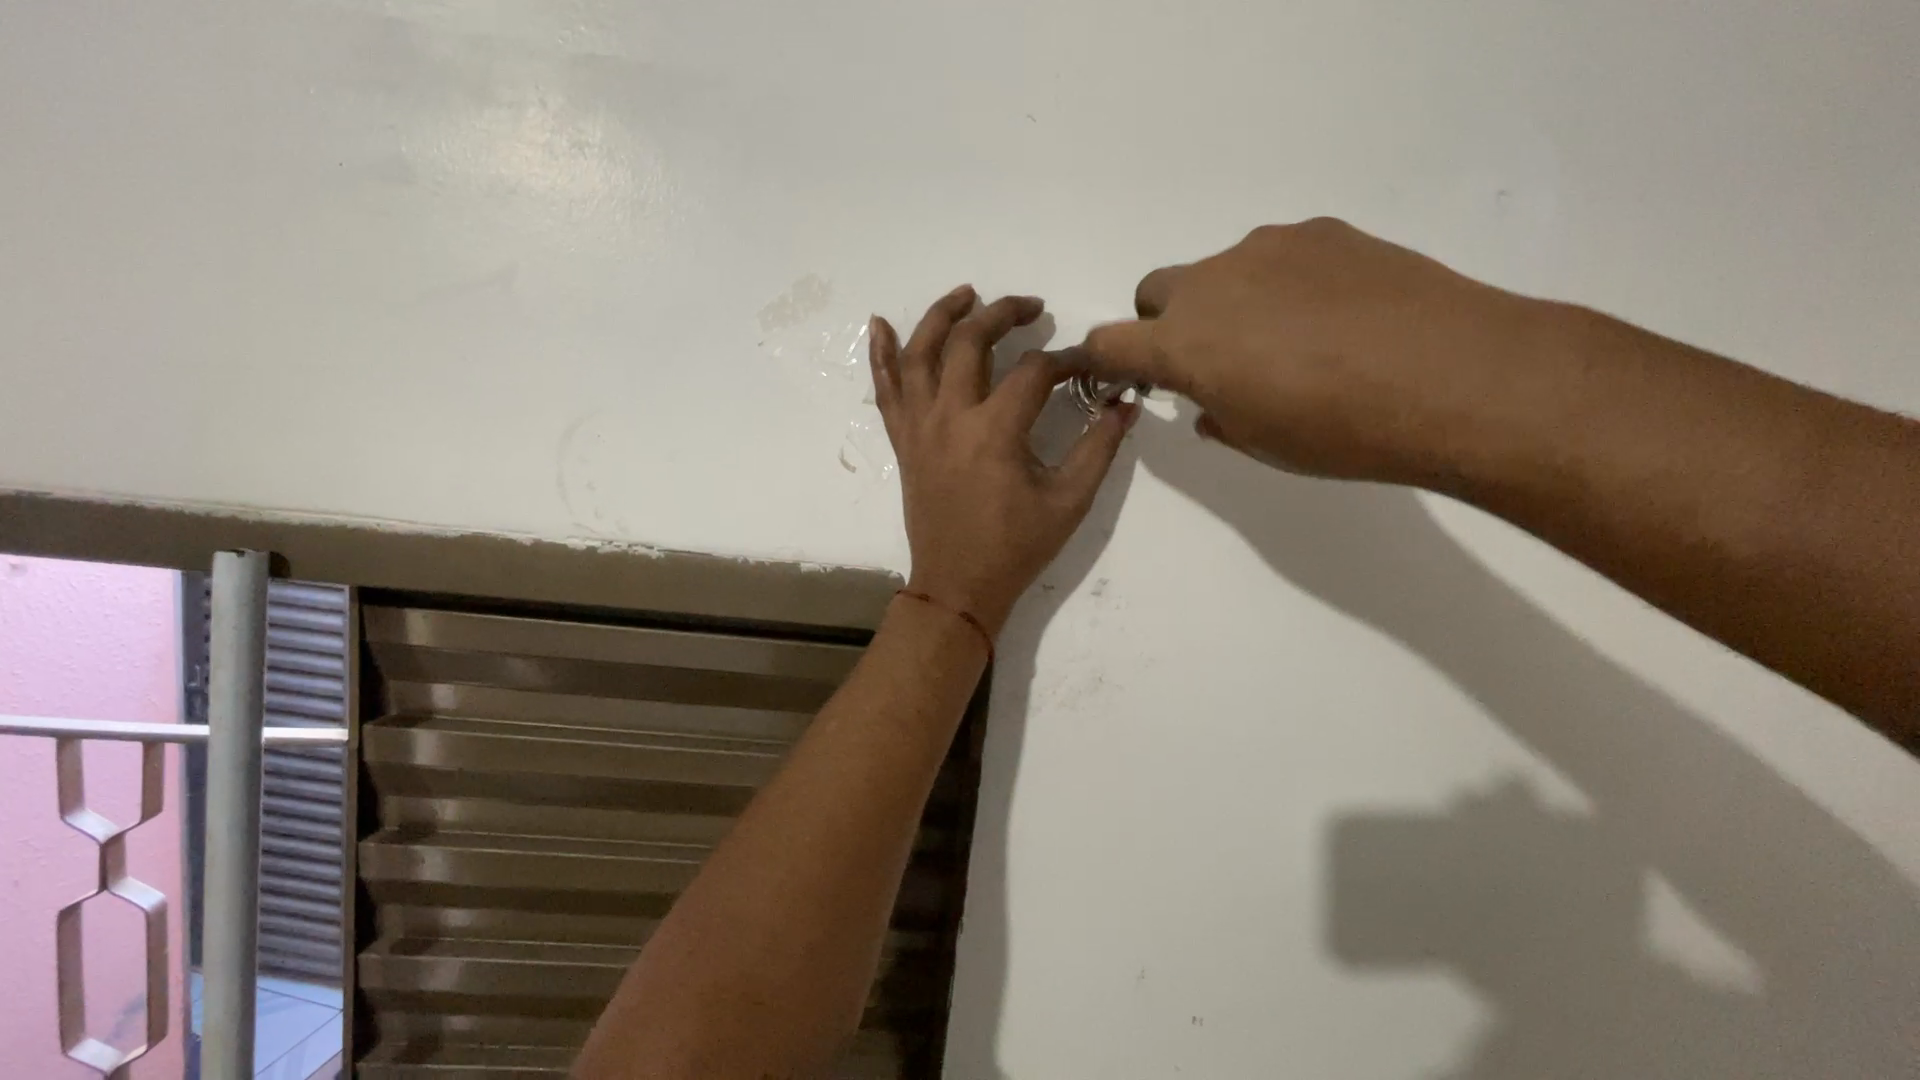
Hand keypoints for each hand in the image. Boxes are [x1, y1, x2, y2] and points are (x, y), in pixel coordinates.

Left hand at [872, 286, 1136, 634]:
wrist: (957, 586)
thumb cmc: (1016, 548)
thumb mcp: (1069, 501)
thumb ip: (1098, 448)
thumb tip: (1125, 403)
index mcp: (994, 431)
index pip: (1034, 372)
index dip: (1067, 360)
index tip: (1089, 364)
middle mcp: (950, 417)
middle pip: (969, 342)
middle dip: (1003, 314)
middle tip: (1032, 306)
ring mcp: (919, 428)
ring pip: (919, 354)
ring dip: (941, 315)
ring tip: (967, 294)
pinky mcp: (904, 442)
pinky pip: (885, 390)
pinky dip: (881, 355)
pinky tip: (879, 324)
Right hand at [1080, 218, 1547, 486]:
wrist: (1450, 376)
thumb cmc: (1340, 431)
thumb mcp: (1262, 443)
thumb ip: (1216, 416)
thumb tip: (1209, 404)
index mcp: (1184, 344)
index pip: (1109, 343)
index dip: (1101, 360)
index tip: (1111, 374)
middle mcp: (1211, 285)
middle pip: (1156, 291)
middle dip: (1166, 323)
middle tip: (1213, 359)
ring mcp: (1267, 249)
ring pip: (1221, 271)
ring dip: (1230, 302)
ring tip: (1294, 338)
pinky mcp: (1321, 231)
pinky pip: (1278, 256)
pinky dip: (1284, 283)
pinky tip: (1337, 314)